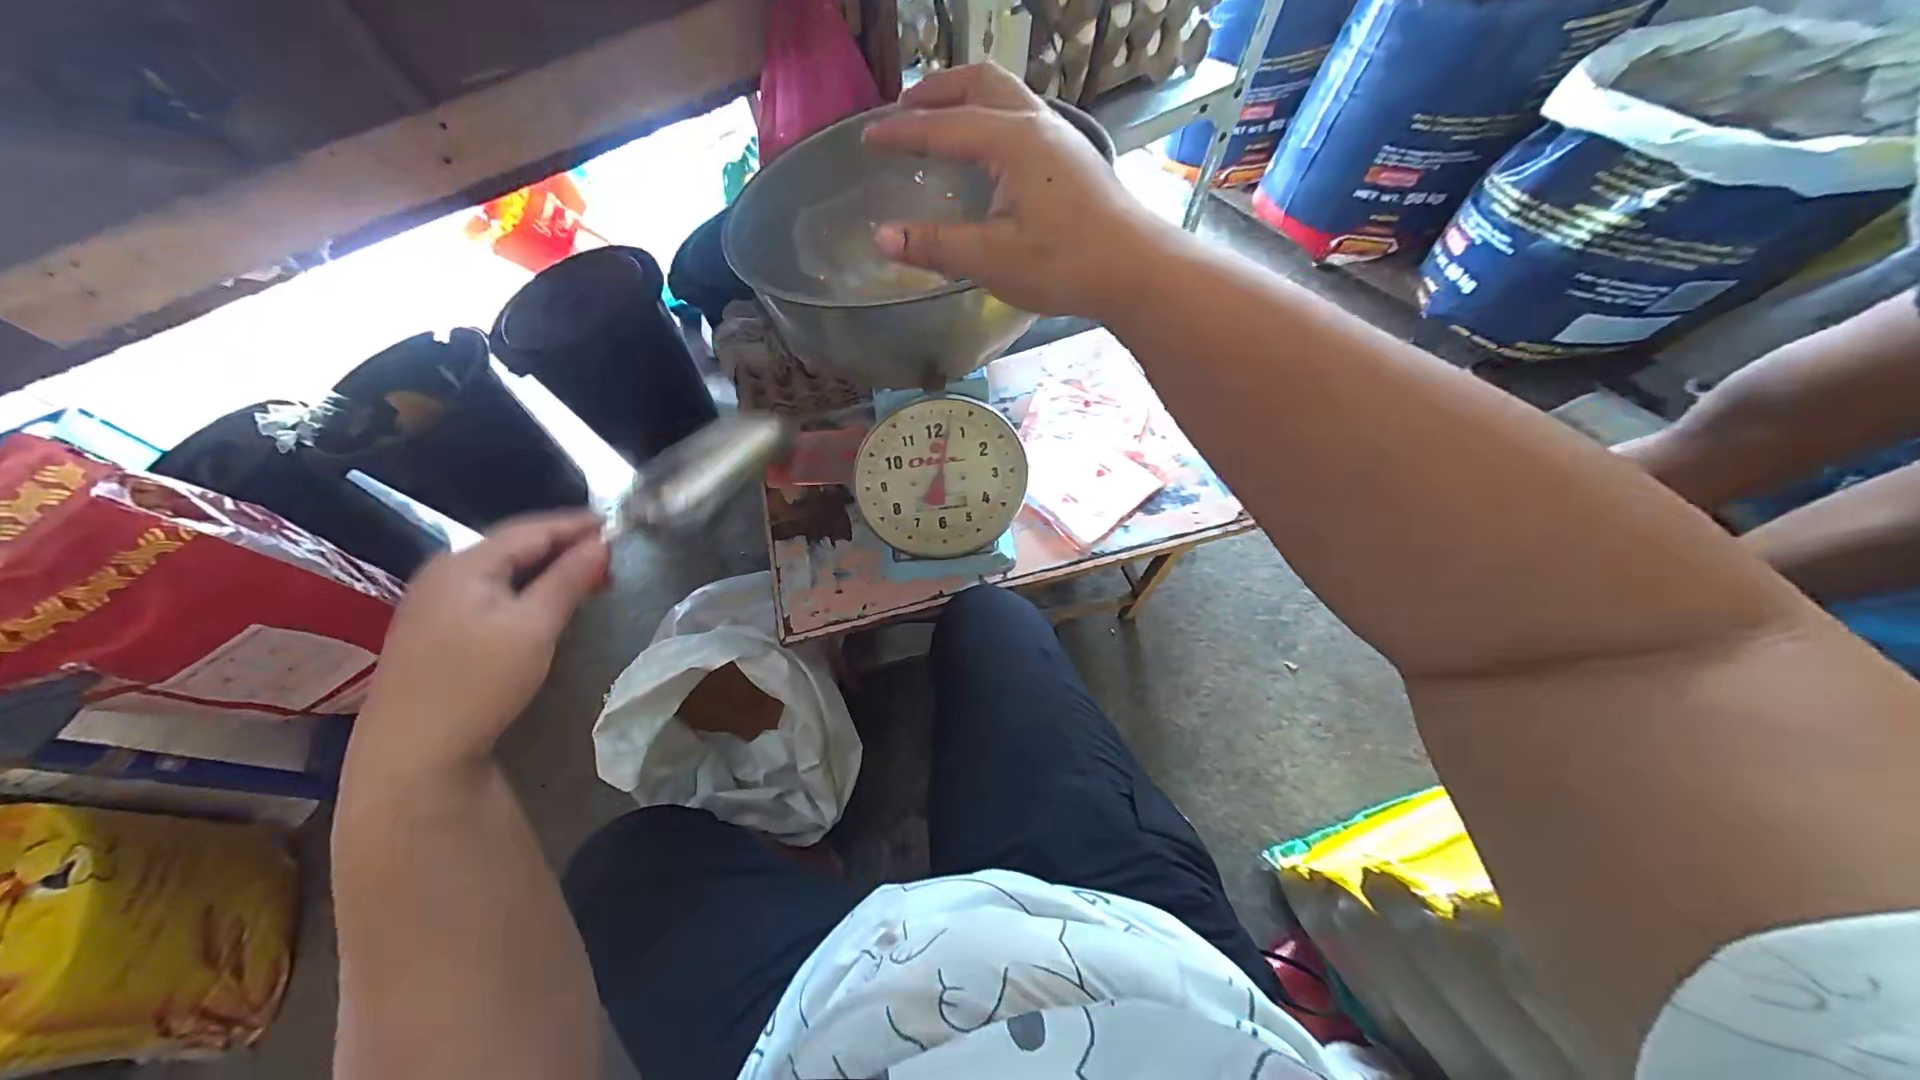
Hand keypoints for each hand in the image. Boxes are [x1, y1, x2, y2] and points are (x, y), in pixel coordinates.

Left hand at [357, 511, 610, 772]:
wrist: (412, 751)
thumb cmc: (477, 683)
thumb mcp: (534, 627)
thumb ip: (569, 579)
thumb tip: (602, 544)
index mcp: (464, 564)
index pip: (531, 530)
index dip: (576, 525)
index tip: (616, 524)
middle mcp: (444, 572)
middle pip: (515, 547)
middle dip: (565, 547)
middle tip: (610, 557)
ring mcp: (435, 601)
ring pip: (504, 570)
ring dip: (549, 569)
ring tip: (589, 576)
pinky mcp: (437, 628)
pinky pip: (492, 592)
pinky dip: (528, 589)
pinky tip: (548, 601)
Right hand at [862, 63, 1186, 317]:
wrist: (1138, 271)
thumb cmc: (1067, 264)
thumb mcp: (994, 259)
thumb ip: (936, 245)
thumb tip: (882, 238)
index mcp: (1014, 141)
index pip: (945, 126)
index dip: (903, 132)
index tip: (869, 137)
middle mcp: (1038, 124)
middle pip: (981, 83)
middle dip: (937, 92)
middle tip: (904, 109)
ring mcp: (1062, 137)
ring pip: (1007, 95)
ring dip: (968, 100)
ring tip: (942, 122)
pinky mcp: (1075, 157)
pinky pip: (1024, 117)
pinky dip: (992, 118)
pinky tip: (988, 152)